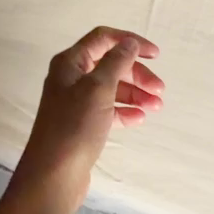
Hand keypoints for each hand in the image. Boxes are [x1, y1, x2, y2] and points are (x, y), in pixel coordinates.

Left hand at [12, 27, 163, 212]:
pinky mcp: (82, 124)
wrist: (53, 175)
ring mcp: (75, 102)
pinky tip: (139, 119)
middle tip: (160, 90)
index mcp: (70, 62)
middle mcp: (71, 77)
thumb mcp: (98, 89)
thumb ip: (116, 62)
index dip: (130, 41)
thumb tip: (129, 42)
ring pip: (111, 88)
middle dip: (136, 73)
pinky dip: (124, 111)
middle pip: (109, 64)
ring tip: (156, 107)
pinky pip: (107, 110)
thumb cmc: (75, 126)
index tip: (156, 55)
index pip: (103, 39)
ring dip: (134, 93)